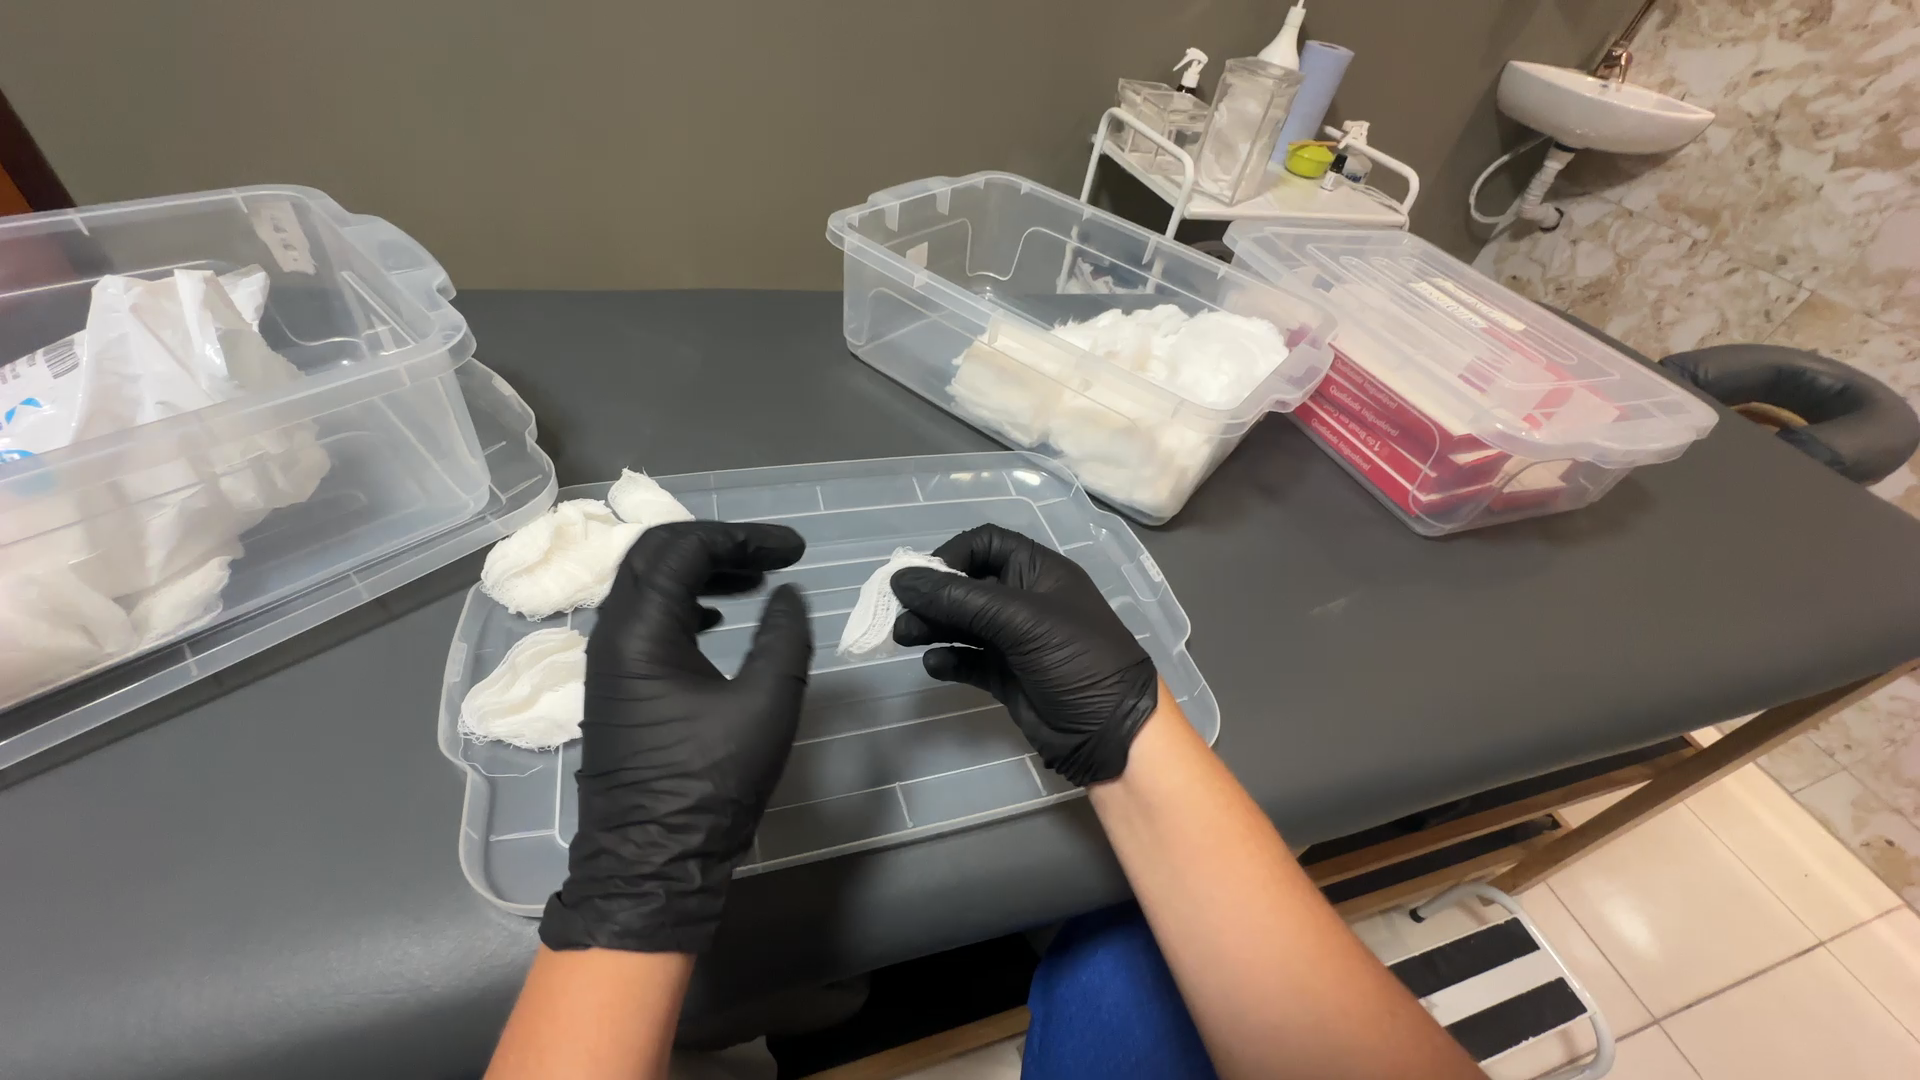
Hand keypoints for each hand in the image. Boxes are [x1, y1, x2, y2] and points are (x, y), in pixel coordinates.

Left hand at [540, 521, 811, 954]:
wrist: (653, 861)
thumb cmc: (712, 783)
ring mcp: (608, 660)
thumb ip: (783, 636)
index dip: (744, 538)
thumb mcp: (766, 702)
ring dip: (702, 571)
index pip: (685, 548)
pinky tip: (721, 619)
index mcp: (642, 632)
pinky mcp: (617, 683)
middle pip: (657, 555)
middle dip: (720, 544)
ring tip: (754, 581)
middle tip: (774, 557)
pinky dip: (686, 602)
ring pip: (648, 585)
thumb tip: (788, 593)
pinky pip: (646, 618)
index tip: (794, 550)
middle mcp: (613, 635)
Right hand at [889, 524, 1156, 785]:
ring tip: (904, 636)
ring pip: (964, 624)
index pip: (986, 545)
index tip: (923, 578)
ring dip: (933, 626)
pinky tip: (934, 665)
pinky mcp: (1007, 676)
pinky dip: (949, 660)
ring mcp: (1016, 640)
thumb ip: (960, 600)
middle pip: (968, 585)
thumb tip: (901, 579)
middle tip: (900, 613)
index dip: (951, 555)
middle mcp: (1025, 600)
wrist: (1111, 733)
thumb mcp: (1020, 621)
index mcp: (1039, 572)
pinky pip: (969, 660)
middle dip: (934, 596)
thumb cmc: (1075, 659)